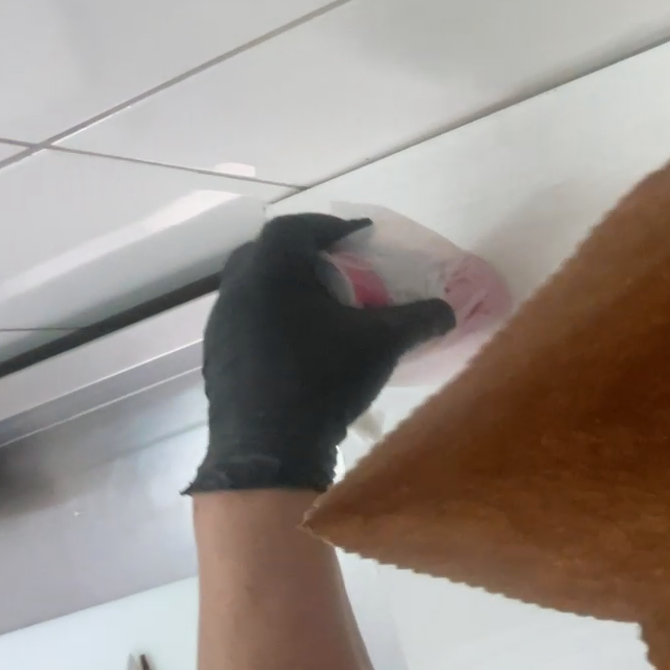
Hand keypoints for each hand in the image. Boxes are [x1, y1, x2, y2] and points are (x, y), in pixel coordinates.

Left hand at [189, 214, 454, 494]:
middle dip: (307, 249)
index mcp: (273, 276)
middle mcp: (239, 291)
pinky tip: (308, 337)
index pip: (295, 228)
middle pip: (268, 250)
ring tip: (329, 301)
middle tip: (342, 262)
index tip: (361, 234)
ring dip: (291, 282)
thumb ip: (421, 318)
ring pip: (255, 283)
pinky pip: (249, 313)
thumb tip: (449, 310)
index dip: (332, 224)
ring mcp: (223, 323)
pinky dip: (278, 310)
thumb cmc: (327, 378)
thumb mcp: (386, 343)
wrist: (269, 444)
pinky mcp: (220, 351)